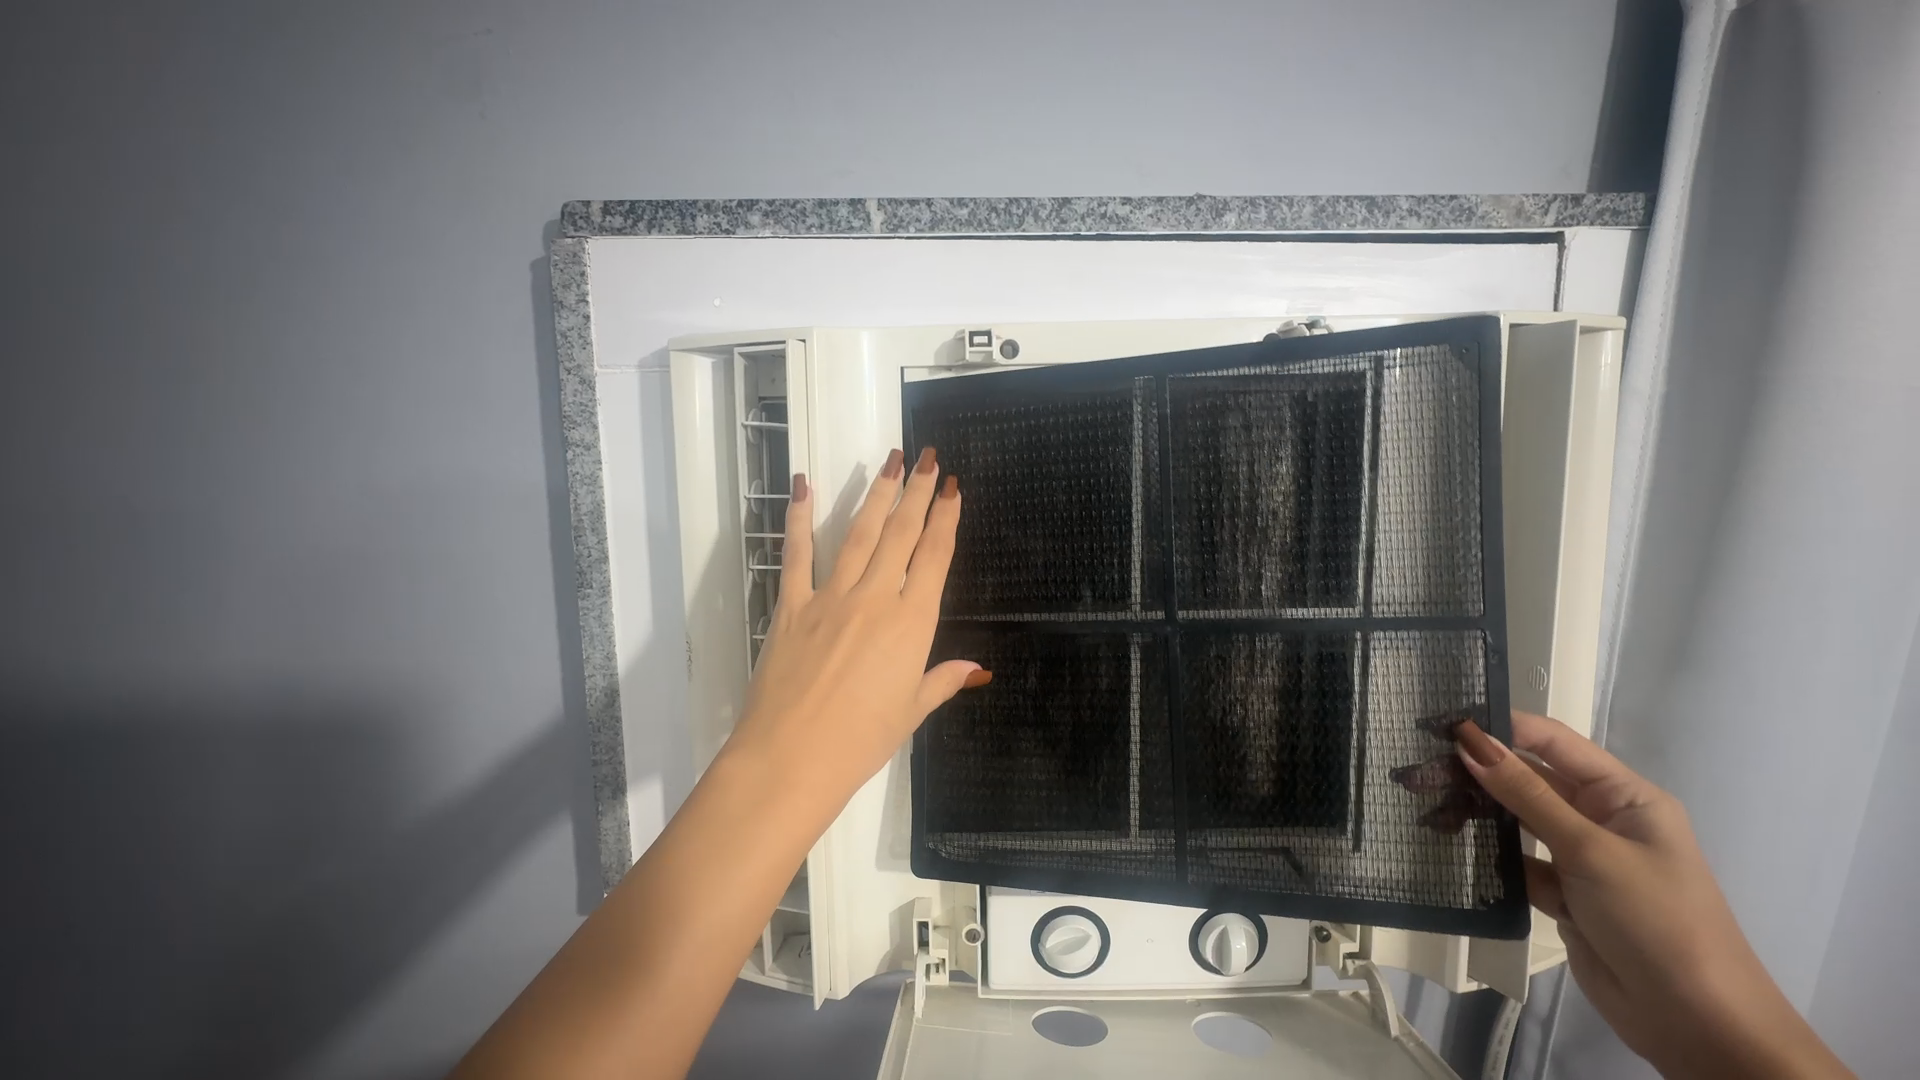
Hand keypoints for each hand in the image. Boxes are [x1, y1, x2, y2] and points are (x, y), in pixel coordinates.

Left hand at [725, 447, 985, 804]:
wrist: (792, 757)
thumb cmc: (861, 743)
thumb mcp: (910, 713)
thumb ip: (942, 681)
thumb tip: (978, 669)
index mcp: (912, 624)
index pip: (934, 558)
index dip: (945, 519)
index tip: (952, 487)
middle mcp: (875, 599)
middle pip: (901, 535)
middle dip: (916, 492)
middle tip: (926, 457)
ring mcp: (831, 597)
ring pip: (859, 535)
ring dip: (876, 495)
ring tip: (889, 461)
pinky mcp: (791, 606)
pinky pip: (797, 555)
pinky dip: (800, 518)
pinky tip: (805, 486)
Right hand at [1456, 714, 1851, 1078]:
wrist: (1696, 1023)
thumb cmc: (1655, 919)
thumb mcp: (1589, 849)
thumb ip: (1527, 795)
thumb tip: (1471, 742)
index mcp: (1624, 797)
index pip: (1555, 743)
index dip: (1503, 726)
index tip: (1444, 721)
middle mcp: (1602, 819)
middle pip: (1532, 779)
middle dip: (1480, 769)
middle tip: (1419, 761)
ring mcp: (1581, 858)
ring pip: (1518, 819)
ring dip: (1478, 810)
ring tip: (1421, 798)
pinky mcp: (1563, 894)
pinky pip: (1516, 861)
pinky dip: (1488, 855)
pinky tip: (1446, 845)